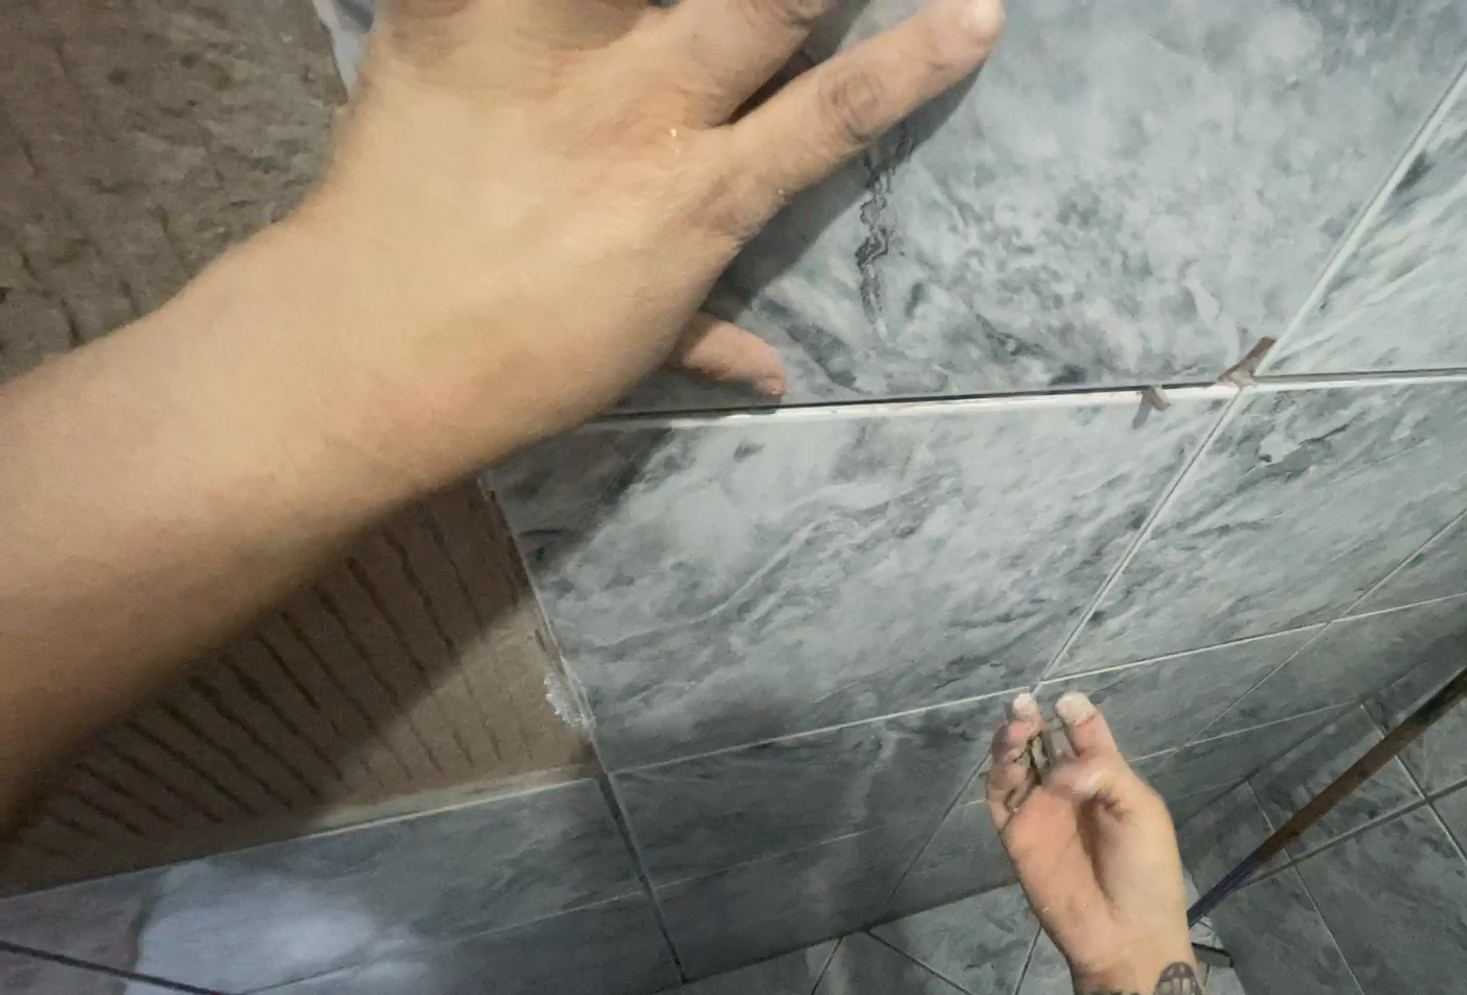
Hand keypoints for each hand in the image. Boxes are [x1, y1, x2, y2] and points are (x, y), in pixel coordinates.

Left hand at [278, 0, 1002, 482]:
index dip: (915, 62)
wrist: (380, 352)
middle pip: (764, 2)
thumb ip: (715, 342)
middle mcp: (647, 113)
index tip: (977, 13)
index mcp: (705, 199)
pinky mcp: (453, 24)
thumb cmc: (534, 363)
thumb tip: (775, 377)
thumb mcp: (642, 352)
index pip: (836, 116)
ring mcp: (549, 59)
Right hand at [987, 692, 1194, 992]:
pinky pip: (999, 798)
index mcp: (1101, 776)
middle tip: (1025, 705)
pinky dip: (1000, 775)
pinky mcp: (1016, 834)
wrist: (1125, 935)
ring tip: (1019, 727)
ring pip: (1014, 763)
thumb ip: (1103, 770)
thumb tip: (1060, 758)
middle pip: (1039, 742)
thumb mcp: (1140, 808)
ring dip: (1011, 740)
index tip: (1064, 701)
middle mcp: (1065, 787)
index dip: (1073, 714)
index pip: (1082, 733)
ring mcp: (1038, 810)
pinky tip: (1012, 763)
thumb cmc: (1145, 869)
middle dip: (1030, 718)